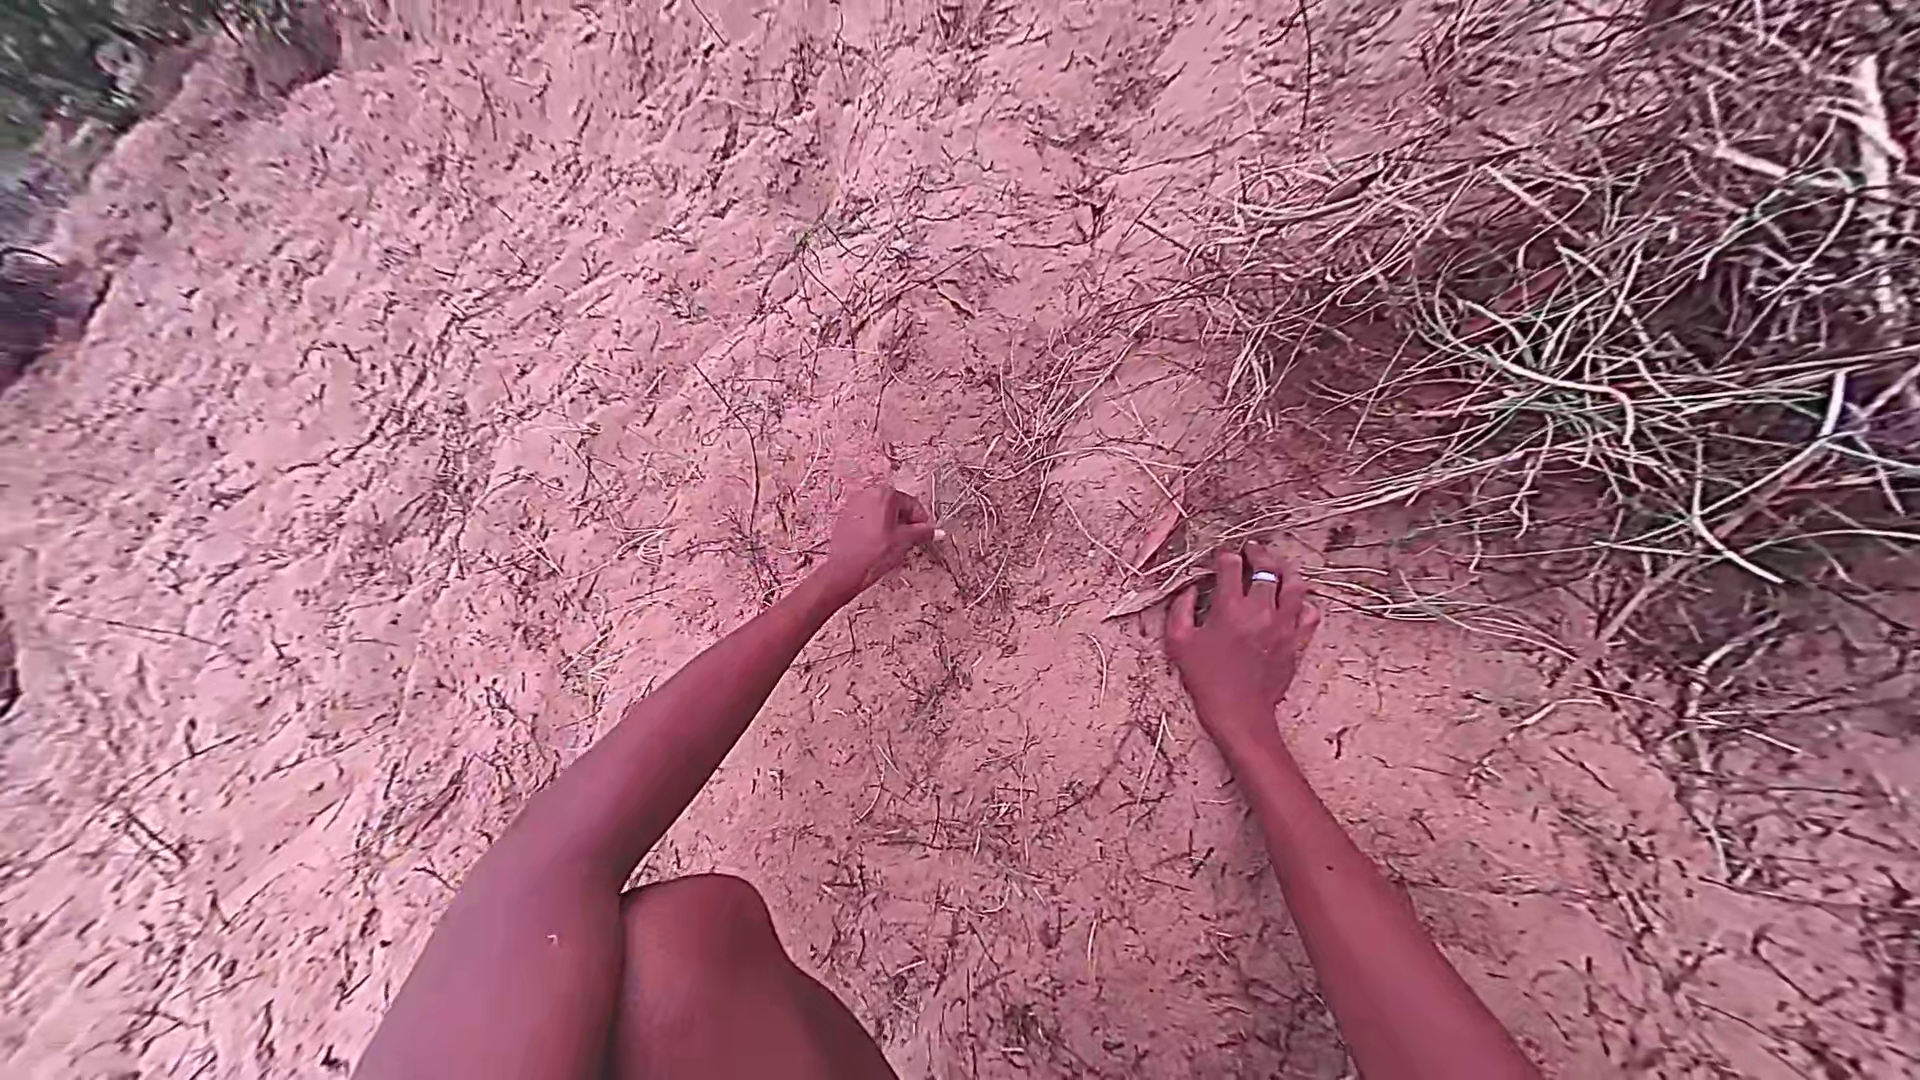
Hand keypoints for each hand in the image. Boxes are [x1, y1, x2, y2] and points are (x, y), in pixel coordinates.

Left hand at [818, 484, 937, 597]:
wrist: (846, 570)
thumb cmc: (873, 553)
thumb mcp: (905, 540)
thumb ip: (923, 532)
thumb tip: (935, 531)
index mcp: (884, 494)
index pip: (912, 504)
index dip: (922, 520)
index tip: (926, 532)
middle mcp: (867, 495)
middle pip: (896, 506)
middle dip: (906, 522)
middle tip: (912, 538)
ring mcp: (854, 506)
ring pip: (881, 513)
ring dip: (891, 525)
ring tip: (895, 544)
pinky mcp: (845, 519)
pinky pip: (868, 519)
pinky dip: (876, 528)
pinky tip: (879, 545)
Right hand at [1166, 544, 1319, 751]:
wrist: (1237, 712)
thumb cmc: (1204, 678)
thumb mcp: (1178, 641)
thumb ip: (1180, 608)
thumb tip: (1188, 589)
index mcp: (1229, 609)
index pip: (1231, 566)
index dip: (1225, 556)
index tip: (1222, 558)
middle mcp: (1260, 612)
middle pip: (1267, 568)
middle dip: (1258, 554)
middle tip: (1251, 551)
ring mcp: (1283, 627)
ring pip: (1295, 585)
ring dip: (1284, 571)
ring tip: (1275, 567)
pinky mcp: (1296, 642)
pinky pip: (1309, 613)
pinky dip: (1302, 602)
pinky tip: (1290, 601)